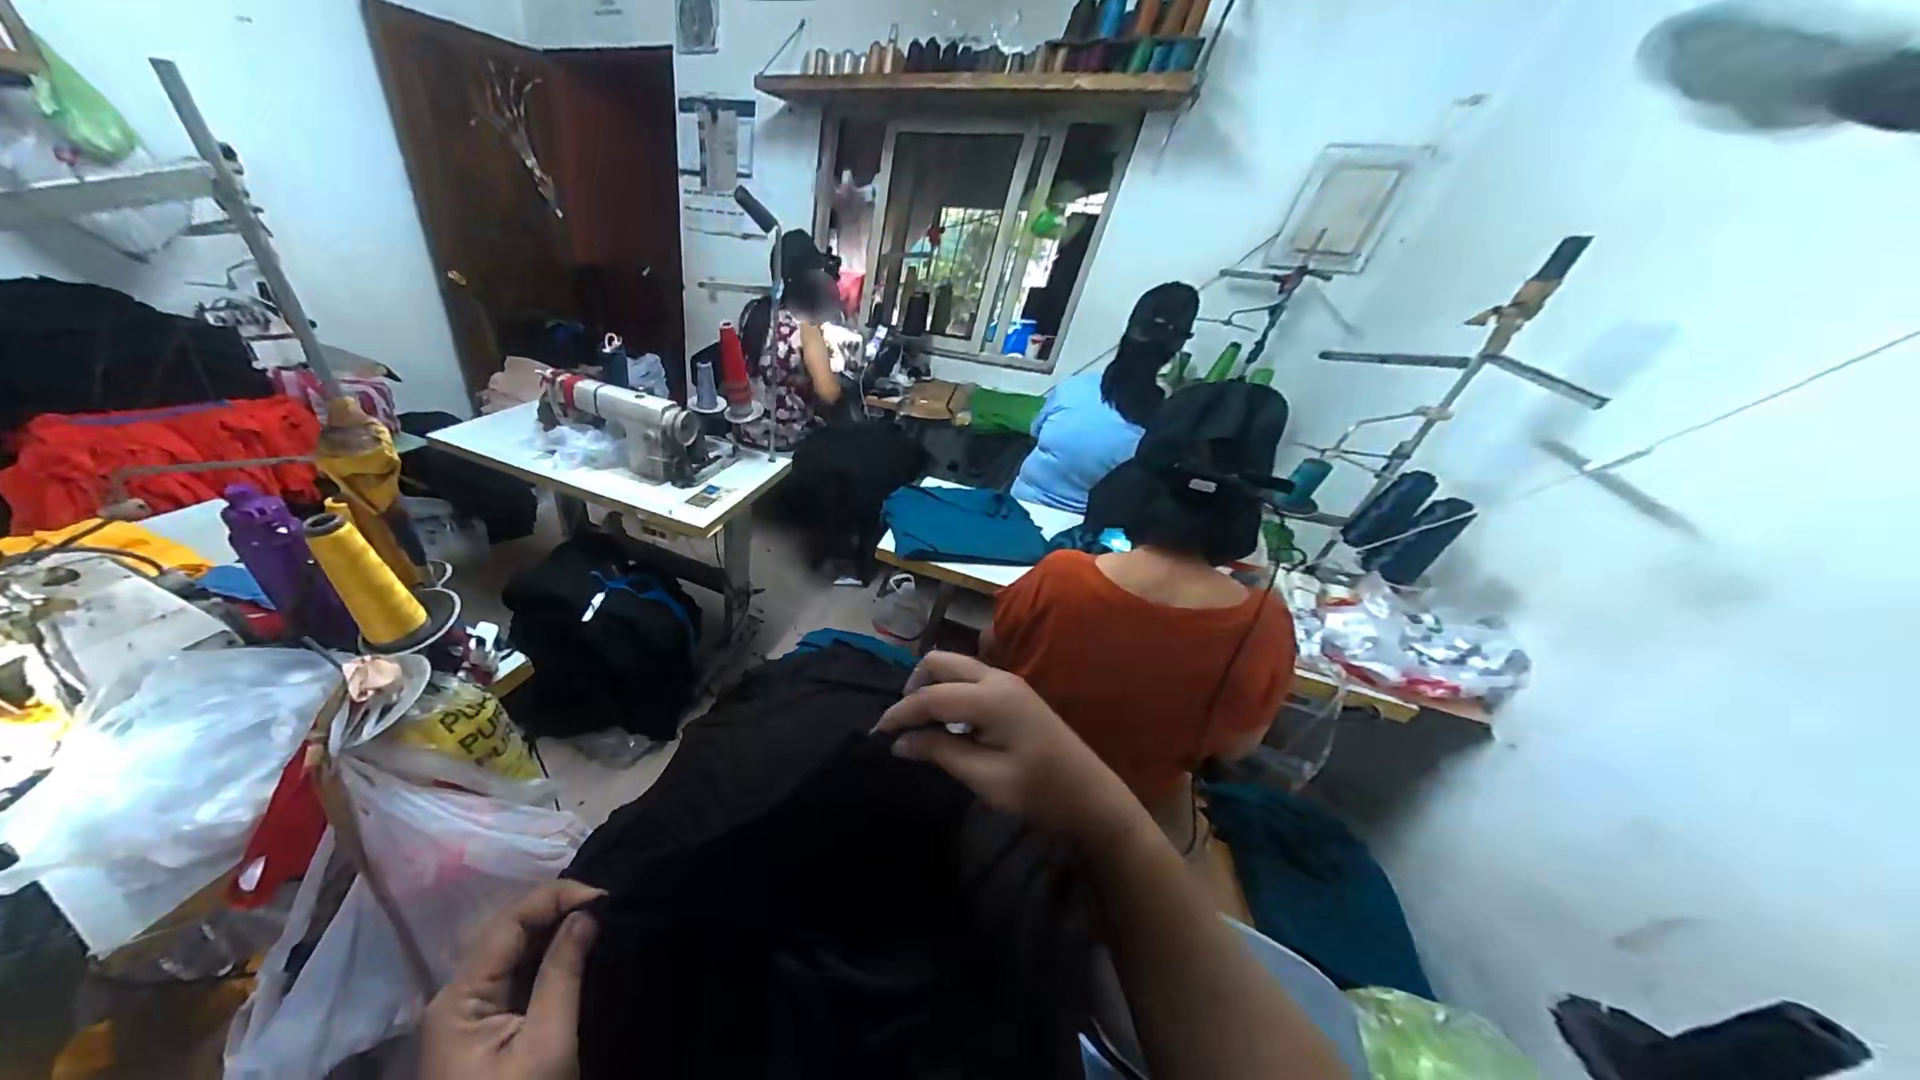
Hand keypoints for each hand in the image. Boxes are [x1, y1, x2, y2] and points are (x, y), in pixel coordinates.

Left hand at [419, 881, 604, 1079]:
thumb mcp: (546, 1044)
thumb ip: (563, 972)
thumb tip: (588, 912)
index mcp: (459, 998)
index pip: (509, 922)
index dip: (557, 897)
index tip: (607, 896)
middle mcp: (457, 996)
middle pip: (509, 930)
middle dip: (560, 907)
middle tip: (611, 903)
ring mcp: (470, 1012)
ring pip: (516, 949)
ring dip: (558, 927)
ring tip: (603, 916)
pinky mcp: (488, 1026)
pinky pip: (520, 972)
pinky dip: (552, 952)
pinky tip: (582, 944)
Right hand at [874, 651, 1147, 847]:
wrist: (1093, 797)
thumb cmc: (1041, 793)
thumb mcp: (986, 779)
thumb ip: (941, 752)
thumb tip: (900, 742)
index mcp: (992, 697)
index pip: (931, 695)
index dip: (900, 714)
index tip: (876, 735)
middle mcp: (999, 678)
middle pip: (941, 661)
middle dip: (913, 686)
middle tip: (900, 724)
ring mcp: (1010, 681)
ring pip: (957, 665)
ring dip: (932, 686)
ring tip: (919, 724)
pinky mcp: (1016, 692)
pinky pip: (972, 677)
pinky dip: (951, 690)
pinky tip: (948, 721)